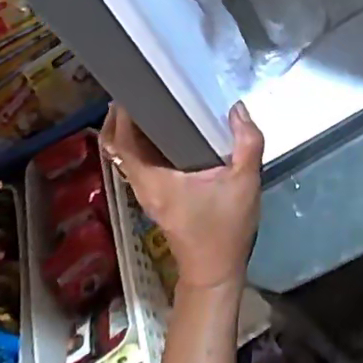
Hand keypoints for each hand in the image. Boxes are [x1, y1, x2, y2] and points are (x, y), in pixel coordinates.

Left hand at [101, 102, 263, 291]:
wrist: (215, 275)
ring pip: (123, 154)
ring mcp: (144, 192)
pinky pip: (135, 162)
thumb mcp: (244, 184)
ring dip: (129, 129)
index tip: (134, 87)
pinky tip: (162, 128)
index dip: (121, 113)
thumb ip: (246, 143)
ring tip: (150, 101)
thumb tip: (237, 109)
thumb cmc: (225, 230)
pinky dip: (139, 143)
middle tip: (140, 88)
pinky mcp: (153, 195)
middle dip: (121, 115)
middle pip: (115, 145)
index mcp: (153, 179)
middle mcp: (141, 184)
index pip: (121, 141)